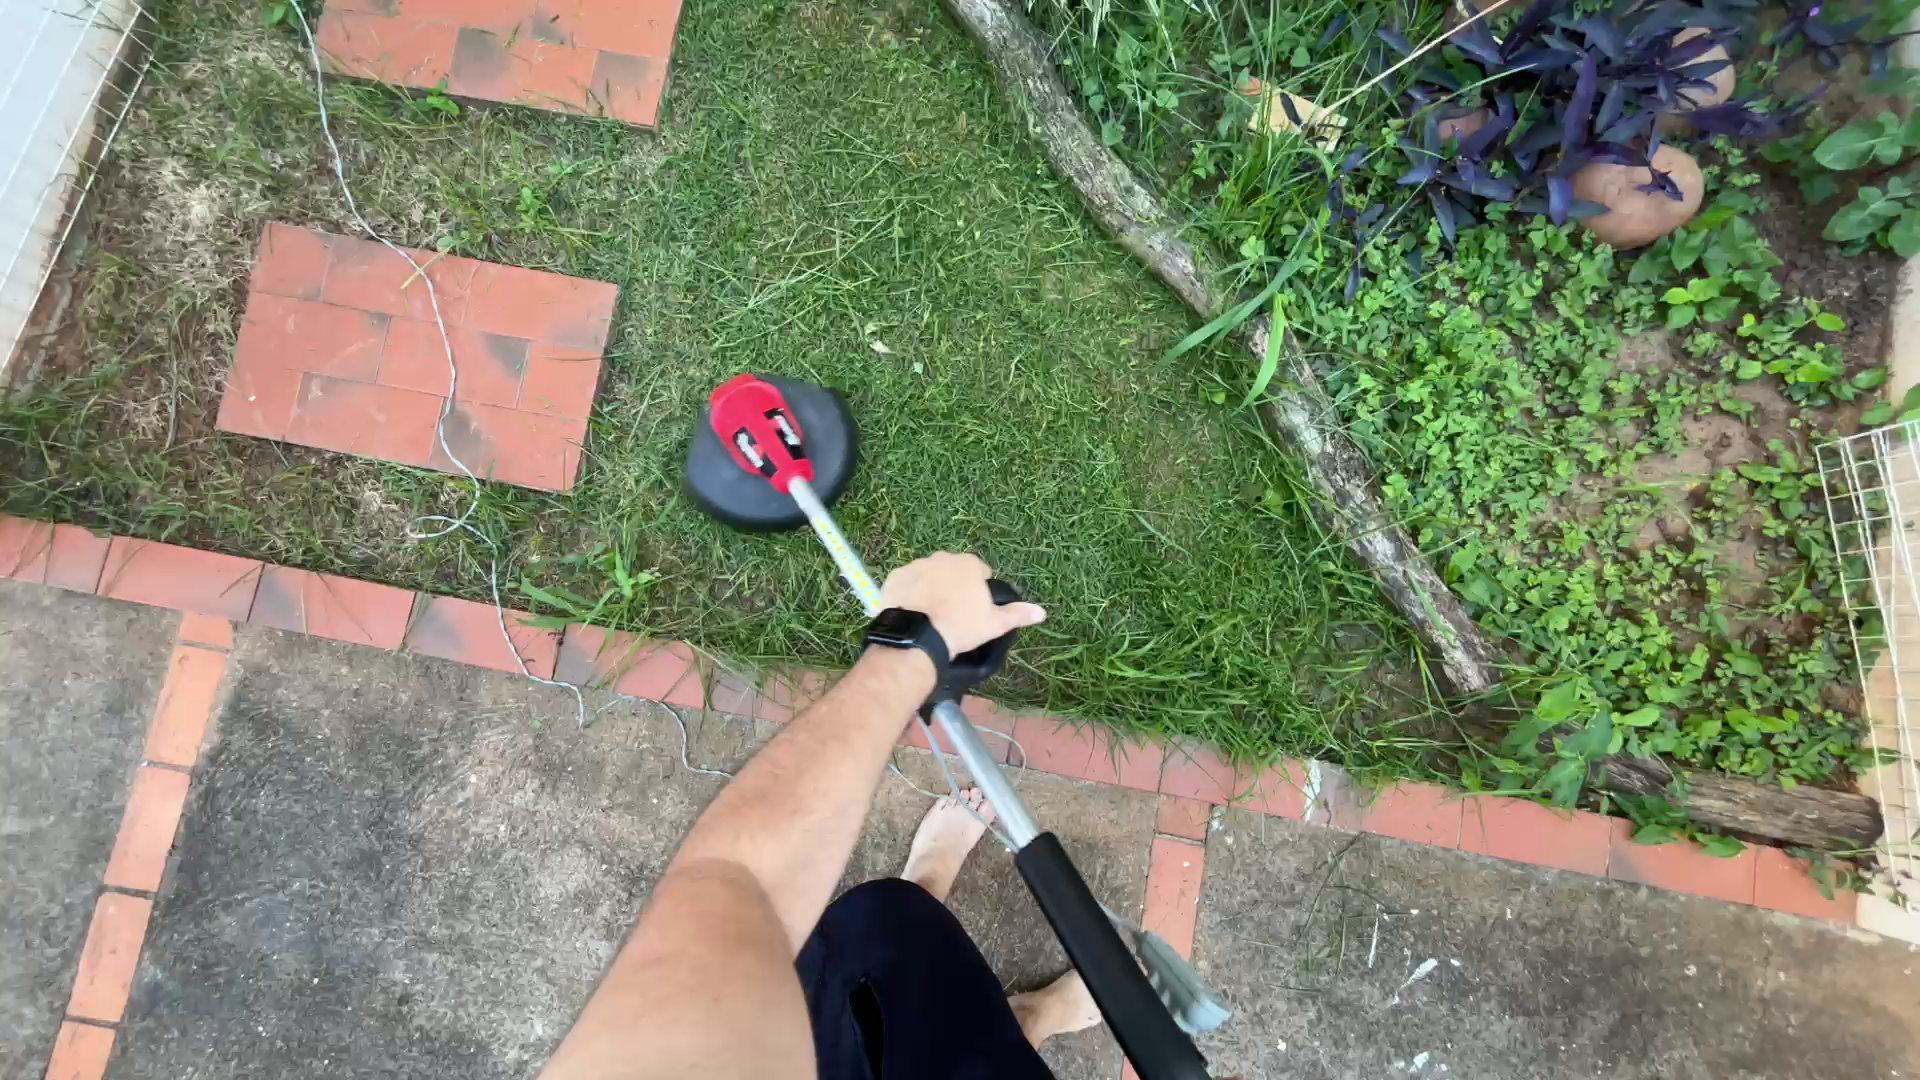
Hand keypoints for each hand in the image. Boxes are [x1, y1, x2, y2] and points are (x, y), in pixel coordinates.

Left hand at [876, 552, 1046, 654]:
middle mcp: (942, 558)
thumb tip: (1042, 612)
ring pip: (928, 575)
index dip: (978, 589)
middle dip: (953, 585)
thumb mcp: (993, 623)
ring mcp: (916, 565)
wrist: (918, 635)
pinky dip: (909, 594)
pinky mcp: (895, 577)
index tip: (973, 608)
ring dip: (930, 588)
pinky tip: (912, 612)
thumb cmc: (961, 627)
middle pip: (952, 570)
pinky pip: (906, 583)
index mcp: (969, 564)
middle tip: (952, 612)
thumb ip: (1017, 614)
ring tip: (930, 614)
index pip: (979, 571)